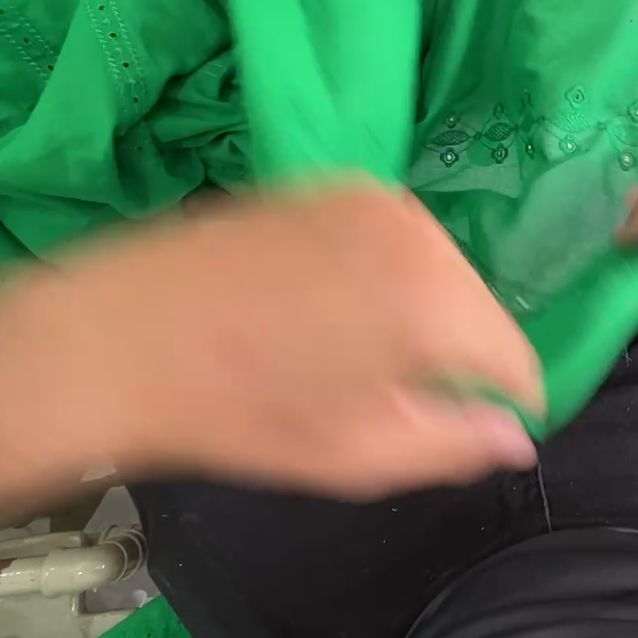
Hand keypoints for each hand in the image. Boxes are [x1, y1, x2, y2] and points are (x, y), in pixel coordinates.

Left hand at [0, 184, 544, 500]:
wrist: (117, 330)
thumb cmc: (239, 408)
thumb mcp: (356, 452)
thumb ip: (456, 445)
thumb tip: (520, 437)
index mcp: (433, 299)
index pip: (514, 354)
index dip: (508, 397)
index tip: (481, 421)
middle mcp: (419, 232)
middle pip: (480, 305)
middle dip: (460, 352)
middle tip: (400, 393)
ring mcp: (377, 198)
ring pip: (442, 269)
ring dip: (426, 311)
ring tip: (360, 350)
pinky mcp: (339, 185)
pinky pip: (401, 240)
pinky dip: (392, 275)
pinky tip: (337, 304)